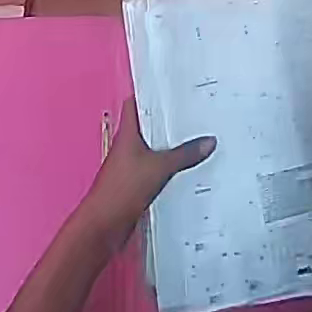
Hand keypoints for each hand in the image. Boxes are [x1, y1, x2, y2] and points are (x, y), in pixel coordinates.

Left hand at [79, 99, 214, 238]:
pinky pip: (156, 168)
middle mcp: (127, 146)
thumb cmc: (123, 189)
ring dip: (169, 143)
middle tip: (191, 110)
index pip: (135, 104)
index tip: (170, 86)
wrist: (103, 226)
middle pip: (147, 125)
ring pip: (153, 147)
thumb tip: (208, 141)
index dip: (149, 92)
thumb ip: (185, 154)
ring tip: (195, 135)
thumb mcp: (160, 168)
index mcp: (127, 134)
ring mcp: (130, 165)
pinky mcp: (135, 183)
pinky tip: (187, 167)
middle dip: (166, 118)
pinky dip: (170, 165)